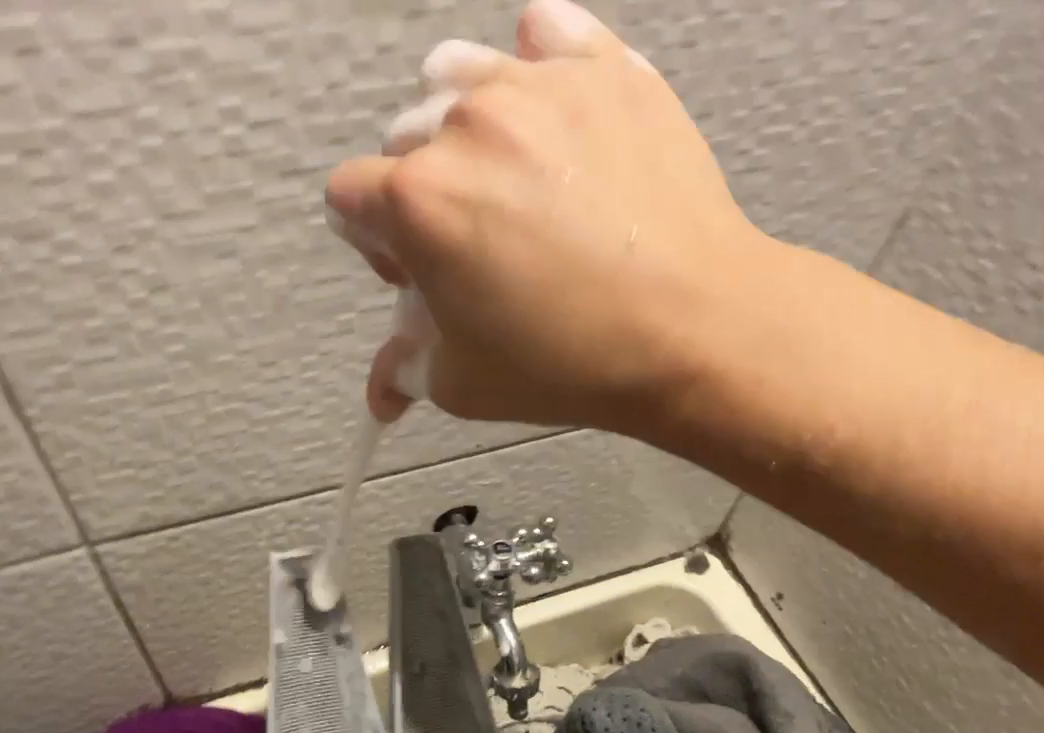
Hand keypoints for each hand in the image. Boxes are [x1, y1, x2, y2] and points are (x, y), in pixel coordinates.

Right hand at [326, 0, 777, 432]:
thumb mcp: (463, 384)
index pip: (348, 197)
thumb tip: (385, 386)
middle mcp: (466, 127)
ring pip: (459, 76)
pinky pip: (546, 33)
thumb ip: (406, 369)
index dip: (373, 241)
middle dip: (421, 190)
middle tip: (473, 239)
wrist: (694, 327)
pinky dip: (538, 64)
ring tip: (508, 173)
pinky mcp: (606, 70)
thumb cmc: (571, 361)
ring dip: (464, 124)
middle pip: (403, 141)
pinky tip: (554, 113)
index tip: (413, 271)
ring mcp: (539, 88)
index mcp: (418, 201)